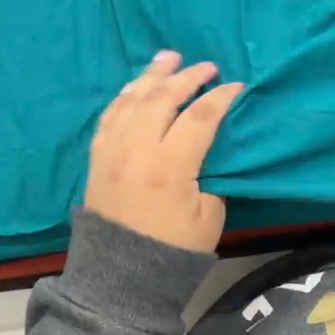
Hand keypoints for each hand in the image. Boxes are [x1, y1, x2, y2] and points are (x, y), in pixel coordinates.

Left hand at [83, 51, 245, 252]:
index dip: (221, 98)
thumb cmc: (172, 251)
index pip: (199, 118)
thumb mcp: (210, 218)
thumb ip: (212, 178)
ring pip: (132, 100)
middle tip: (207, 65)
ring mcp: (112, 151)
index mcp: (169, 167)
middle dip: (187, 77)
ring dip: (152, 76)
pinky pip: (110, 115)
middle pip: (163, 98)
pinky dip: (125, 96)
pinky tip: (135, 86)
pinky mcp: (98, 158)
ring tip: (169, 57)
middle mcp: (137, 150)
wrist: (120, 276)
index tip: (237, 86)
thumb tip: (208, 153)